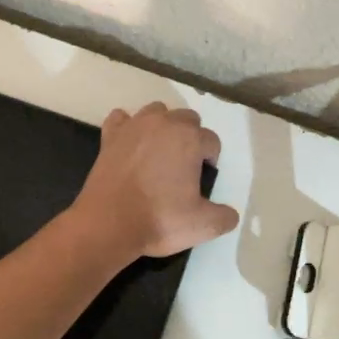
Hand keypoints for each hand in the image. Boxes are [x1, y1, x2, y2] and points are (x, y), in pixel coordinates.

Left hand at [69, 102, 238, 259]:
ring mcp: (134, 126)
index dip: (211, 160)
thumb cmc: (159, 220)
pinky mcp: (110, 136)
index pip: (212, 141)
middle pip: (187, 119)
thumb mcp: (203, 225)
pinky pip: (122, 119)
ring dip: (163, 127)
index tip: (202, 180)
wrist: (108, 223)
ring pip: (157, 112)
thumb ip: (224, 216)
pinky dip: (128, 127)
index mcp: (190, 140)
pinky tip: (130, 144)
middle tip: (183, 168)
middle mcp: (164, 124)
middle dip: (190, 139)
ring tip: (159, 154)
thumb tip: (229, 214)